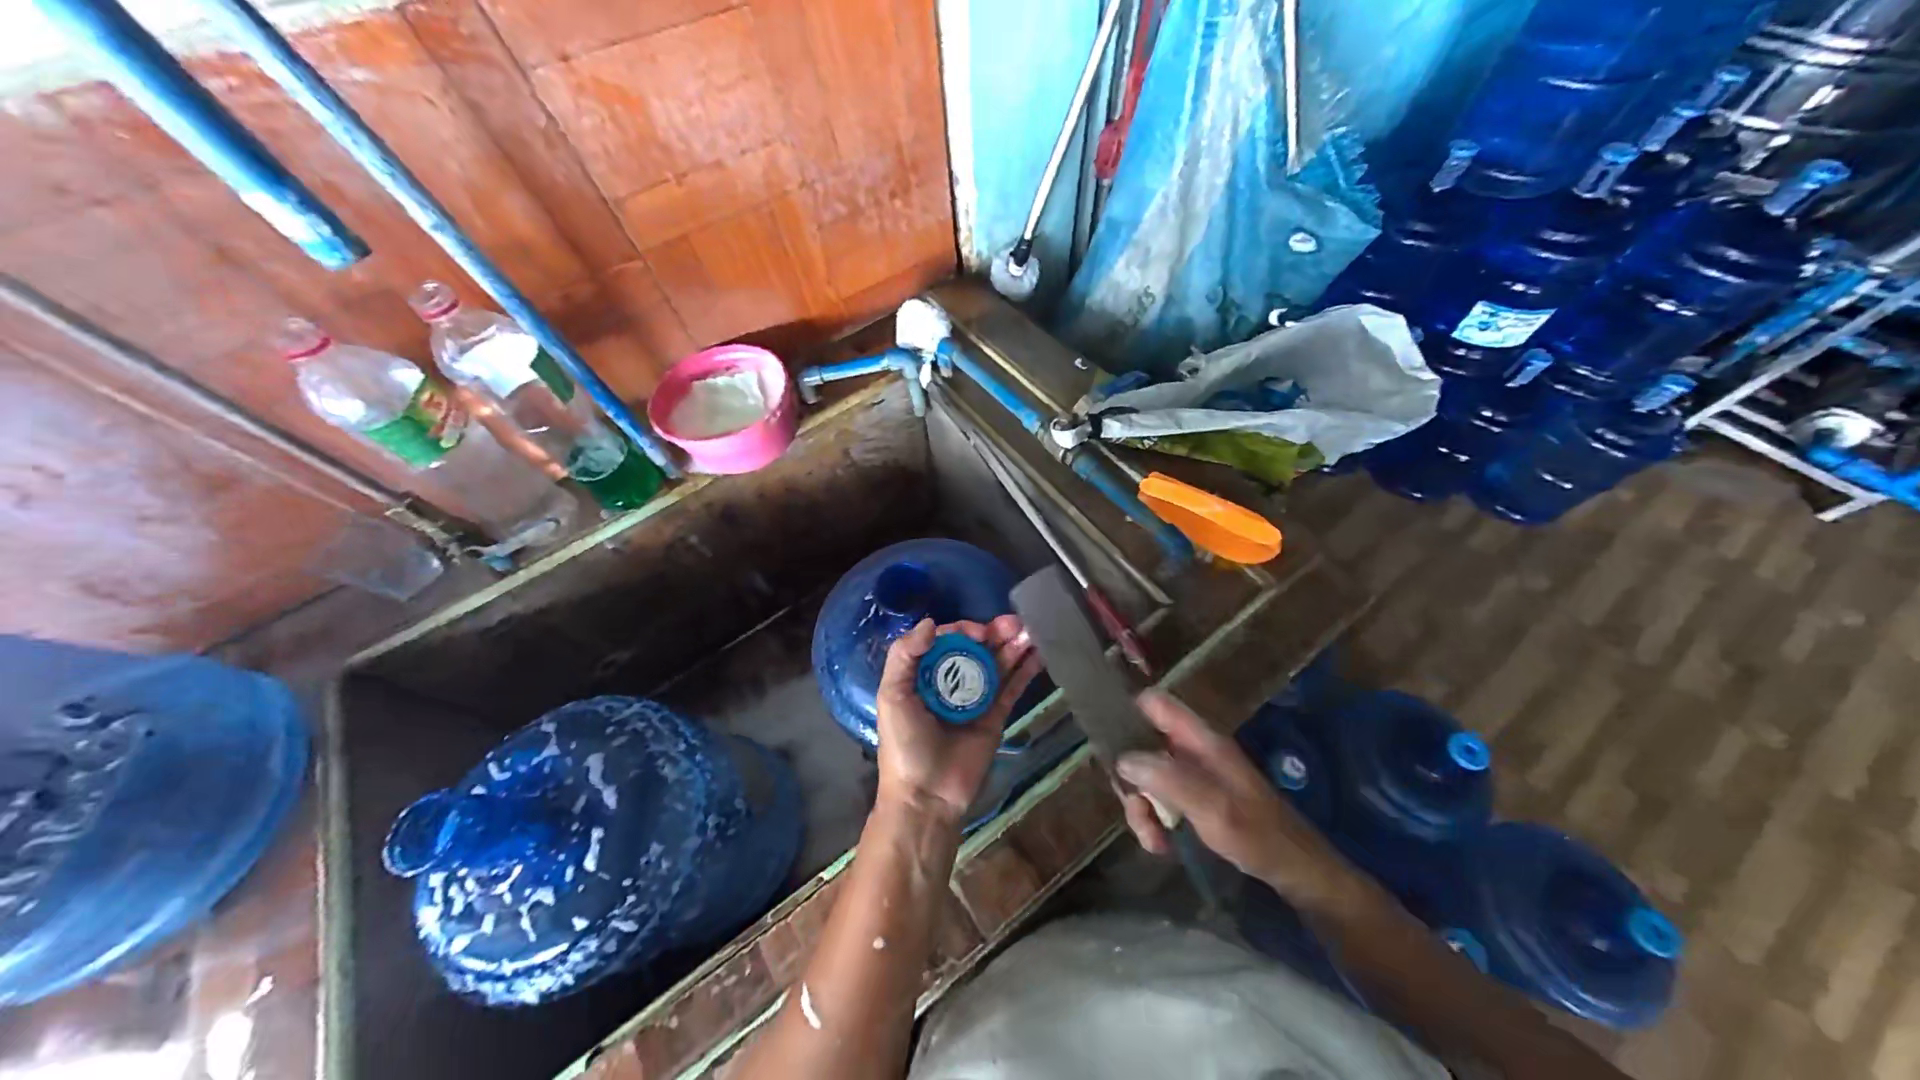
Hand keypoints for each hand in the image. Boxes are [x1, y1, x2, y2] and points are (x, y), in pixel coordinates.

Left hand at [875, 616, 1043, 826]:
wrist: (926, 796)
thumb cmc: (904, 744)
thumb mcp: (892, 695)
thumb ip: (904, 655)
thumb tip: (930, 622)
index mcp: (923, 675)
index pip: (946, 641)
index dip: (962, 630)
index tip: (977, 632)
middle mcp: (950, 682)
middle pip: (975, 649)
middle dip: (994, 633)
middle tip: (1013, 623)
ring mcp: (975, 700)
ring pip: (997, 665)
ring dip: (1013, 646)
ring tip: (1030, 631)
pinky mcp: (995, 718)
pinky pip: (1012, 689)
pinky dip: (1025, 671)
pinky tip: (1038, 653)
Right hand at [1115, 690, 1366, 911]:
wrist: (1297, 873)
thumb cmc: (1259, 835)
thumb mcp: (1213, 807)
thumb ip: (1168, 779)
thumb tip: (1122, 758)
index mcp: (1201, 741)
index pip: (1155, 705)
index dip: (1127, 712)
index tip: (1106, 741)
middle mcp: (1193, 752)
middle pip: (1142, 747)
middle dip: (1131, 779)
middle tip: (1135, 811)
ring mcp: (1194, 777)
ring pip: (1146, 779)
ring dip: (1141, 809)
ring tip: (1153, 841)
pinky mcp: (1195, 801)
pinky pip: (1160, 802)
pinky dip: (1154, 822)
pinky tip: (1161, 846)